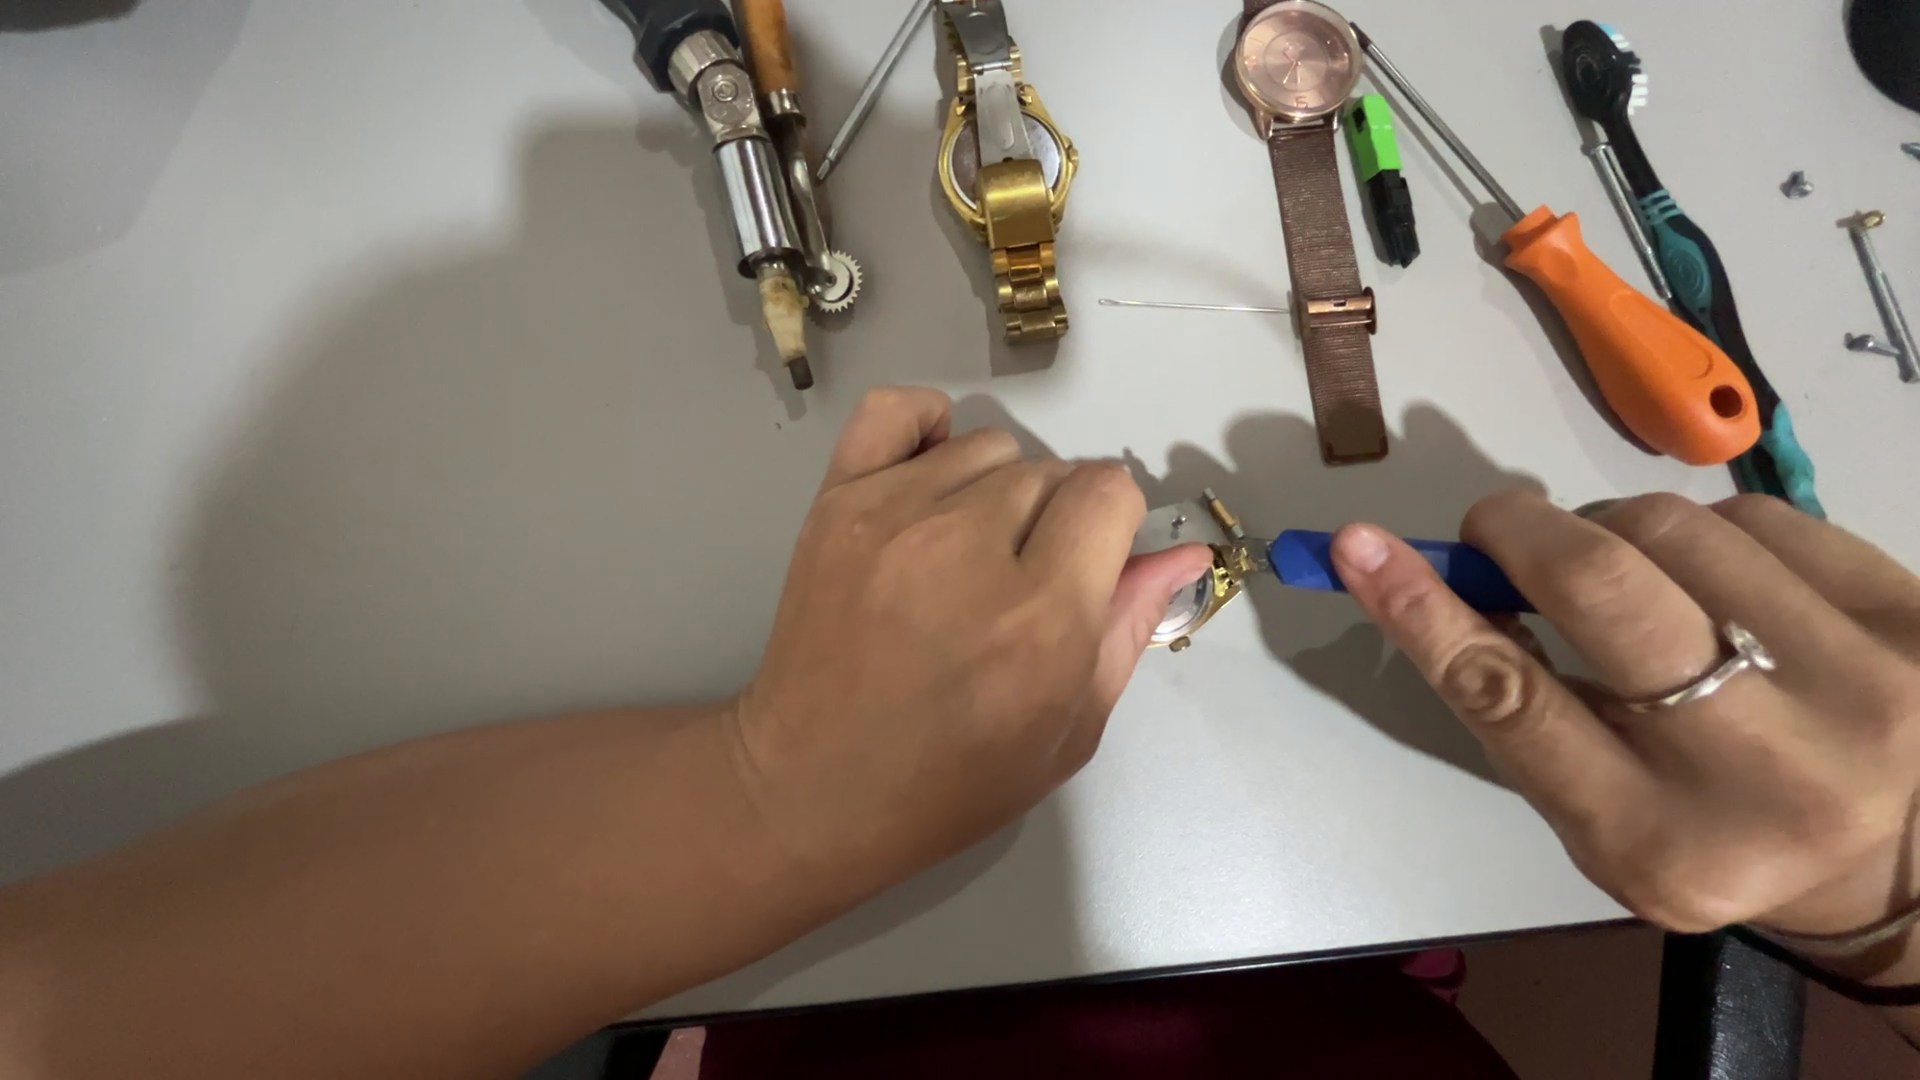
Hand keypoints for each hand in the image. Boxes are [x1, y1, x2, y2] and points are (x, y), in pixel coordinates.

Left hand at [730, 388, 1212, 893]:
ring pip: (988, 447)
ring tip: (968, 550)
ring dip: (998, 490)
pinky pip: (895, 411)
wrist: (813, 786)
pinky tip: (932, 475)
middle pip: (1052, 471)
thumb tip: (1184, 551)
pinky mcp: (836, 502)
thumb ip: (1129, 627)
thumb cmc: (952, 780)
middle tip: (1020, 579)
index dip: (1113, 525)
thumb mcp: (1068, 731)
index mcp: (1038, 614)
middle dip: (1058, 520)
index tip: (1089, 562)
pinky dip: (927, 427)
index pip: (1109, 493)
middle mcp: (967, 546)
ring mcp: (892, 514)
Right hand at [1332, 492, 1919, 958]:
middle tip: (1492, 527)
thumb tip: (1430, 573)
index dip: (1422, 611)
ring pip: (1673, 528)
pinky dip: (1696, 531)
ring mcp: (1876, 688)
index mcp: (1654, 837)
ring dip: (1608, 532)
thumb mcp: (1581, 798)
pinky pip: (1757, 516)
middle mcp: (1773, 771)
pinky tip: (1709, 581)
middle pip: (1603, 590)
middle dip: (1519, 530)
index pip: (1509, 697)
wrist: (1900, 858)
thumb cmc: (1692, 826)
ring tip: (1622, 577)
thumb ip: (1509, 697)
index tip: (1359, 547)